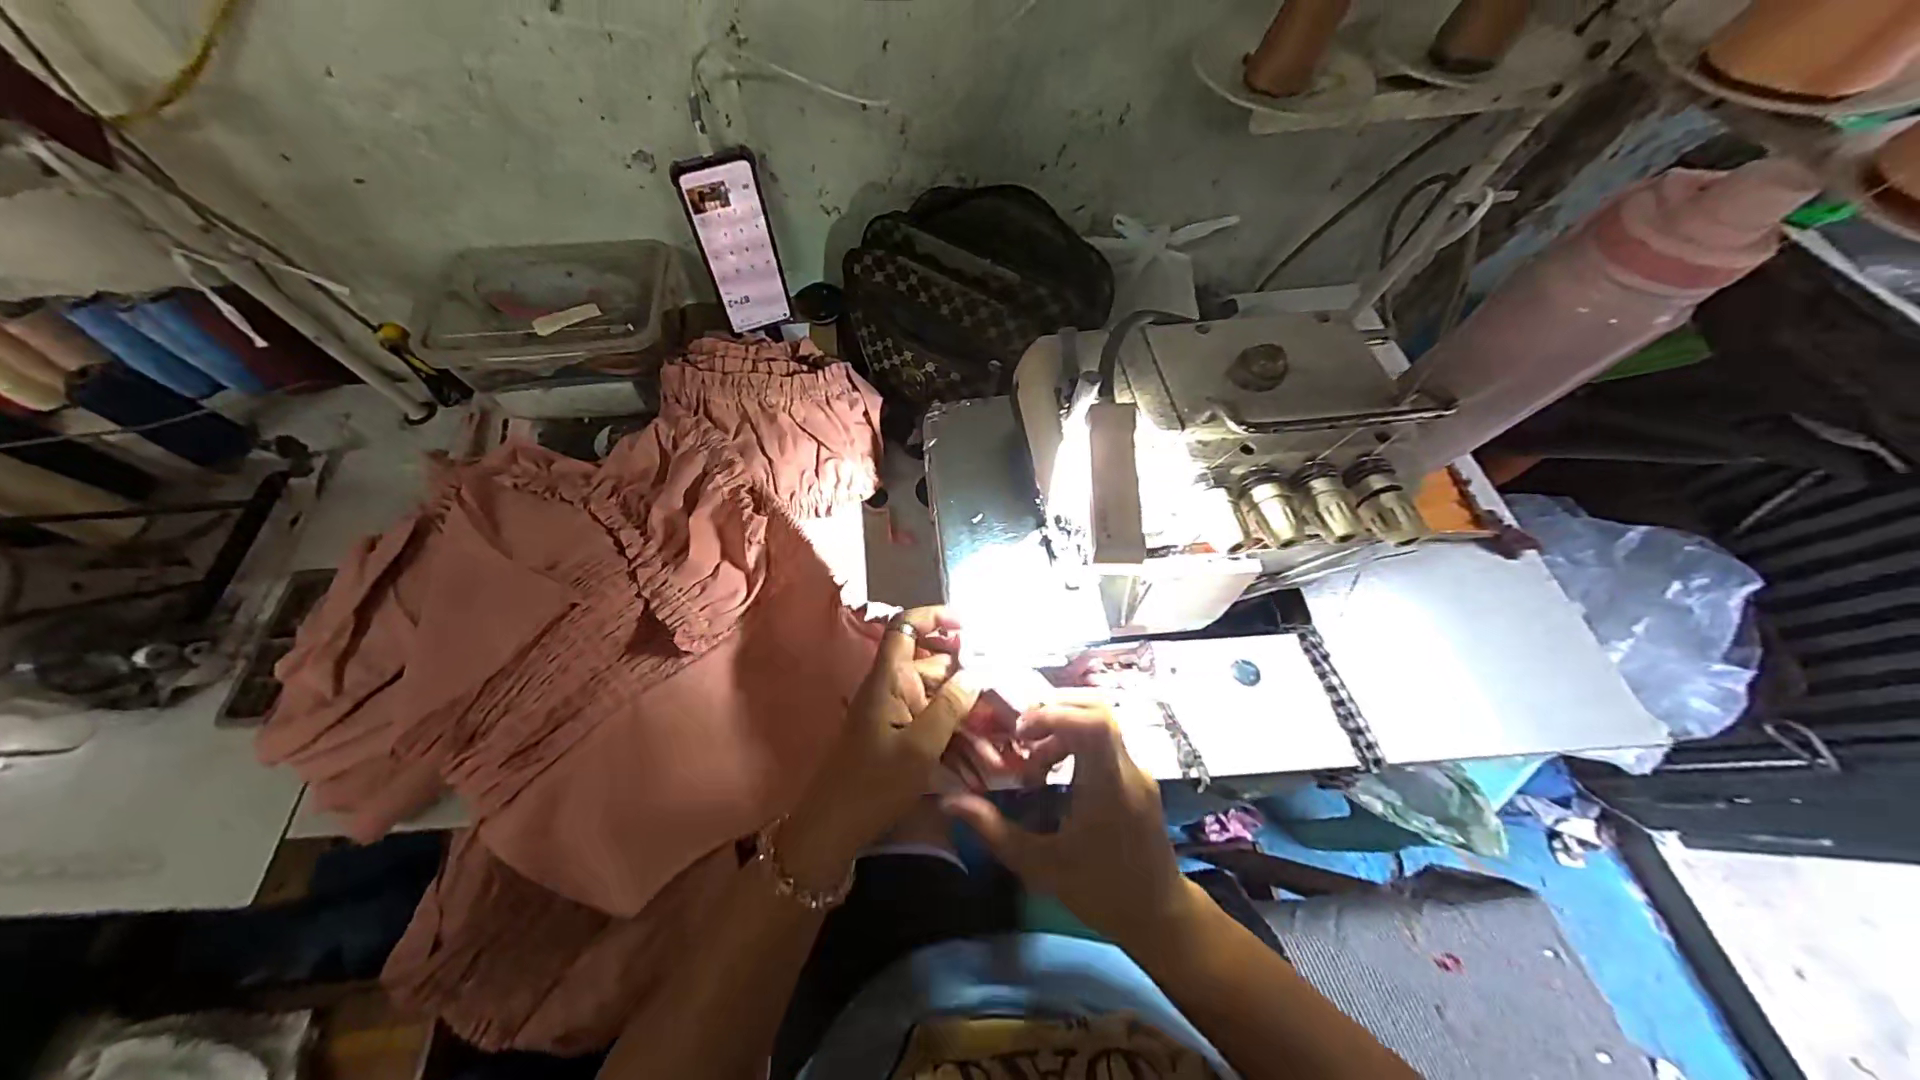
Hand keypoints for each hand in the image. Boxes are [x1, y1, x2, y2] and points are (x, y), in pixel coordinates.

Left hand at [781, 606, 977, 884]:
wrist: (833, 829)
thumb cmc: (873, 785)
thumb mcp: (919, 747)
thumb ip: (950, 707)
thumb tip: (976, 673)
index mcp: (888, 680)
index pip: (904, 628)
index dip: (933, 617)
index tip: (966, 626)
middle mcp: (891, 689)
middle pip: (934, 668)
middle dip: (969, 682)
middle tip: (1005, 701)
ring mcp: (895, 713)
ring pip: (938, 700)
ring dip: (967, 716)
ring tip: (1000, 739)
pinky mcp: (899, 736)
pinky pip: (933, 724)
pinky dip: (955, 736)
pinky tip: (981, 760)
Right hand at [942, 693, 1189, 944]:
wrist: (1158, 915)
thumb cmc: (1100, 892)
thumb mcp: (1040, 866)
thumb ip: (995, 830)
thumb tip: (950, 801)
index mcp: (1109, 788)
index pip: (1093, 724)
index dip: (1053, 714)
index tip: (1020, 732)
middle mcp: (1128, 770)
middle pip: (1097, 710)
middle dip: (1053, 712)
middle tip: (1021, 737)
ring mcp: (1137, 771)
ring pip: (1100, 722)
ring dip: (1061, 729)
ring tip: (1034, 764)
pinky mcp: (1136, 777)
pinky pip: (1104, 741)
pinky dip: (1073, 741)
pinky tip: (1052, 773)